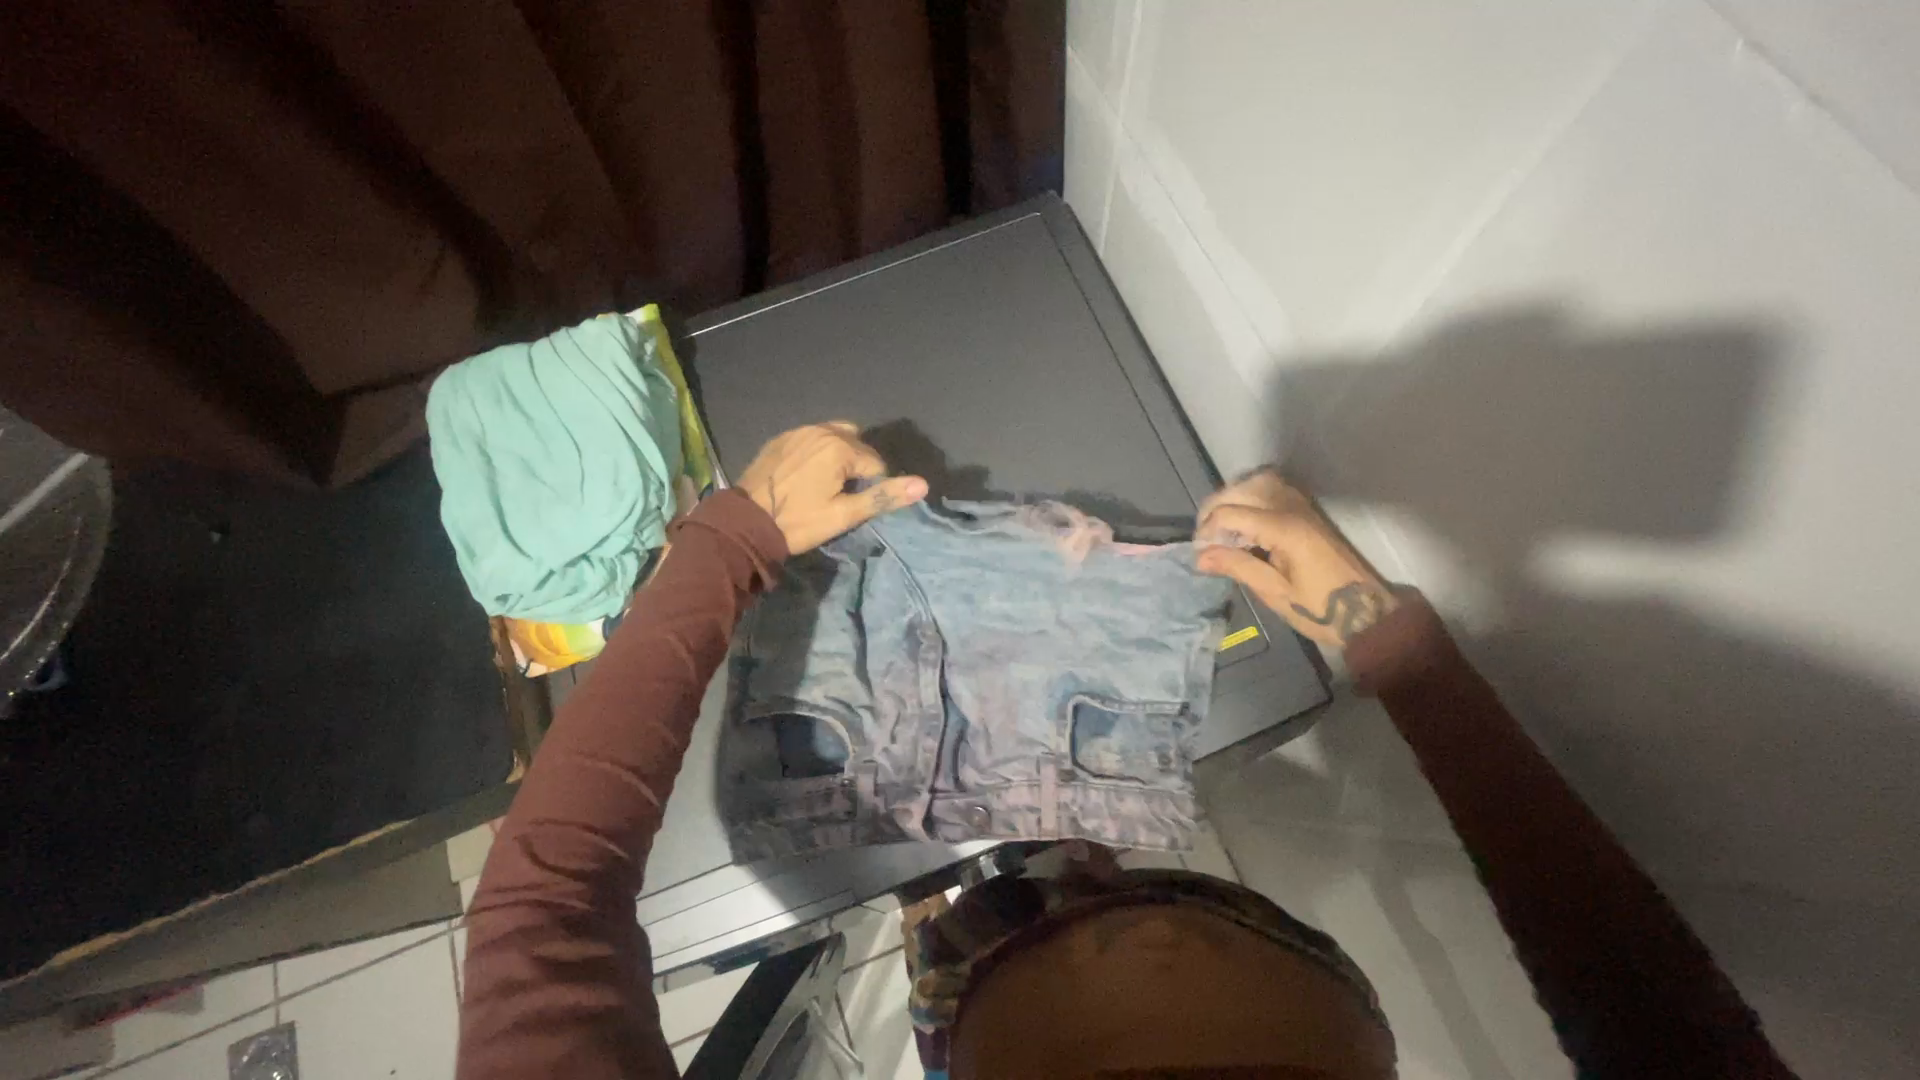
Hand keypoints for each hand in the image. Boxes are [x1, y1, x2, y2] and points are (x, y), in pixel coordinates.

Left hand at [735, 422, 927, 553]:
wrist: (746, 522)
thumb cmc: (799, 522)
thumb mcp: (844, 515)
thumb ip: (883, 497)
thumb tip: (922, 484)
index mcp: (840, 447)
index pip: (876, 465)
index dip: (872, 487)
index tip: (854, 505)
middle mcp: (821, 430)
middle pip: (858, 445)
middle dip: (858, 467)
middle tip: (844, 495)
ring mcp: (798, 431)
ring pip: (835, 436)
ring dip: (840, 455)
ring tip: (829, 483)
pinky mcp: (781, 438)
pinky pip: (812, 437)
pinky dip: (819, 451)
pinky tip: (807, 475)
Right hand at [1194, 468, 1396, 648]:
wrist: (1365, 610)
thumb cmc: (1320, 608)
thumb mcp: (1274, 593)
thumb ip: (1237, 567)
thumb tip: (1200, 557)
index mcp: (1284, 530)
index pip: (1231, 515)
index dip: (1207, 531)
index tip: (1199, 553)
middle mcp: (1292, 508)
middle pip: (1241, 489)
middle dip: (1214, 508)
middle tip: (1204, 536)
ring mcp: (1302, 505)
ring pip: (1258, 481)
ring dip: (1233, 497)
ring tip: (1222, 525)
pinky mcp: (1307, 510)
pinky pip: (1273, 487)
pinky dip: (1251, 496)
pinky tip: (1245, 521)